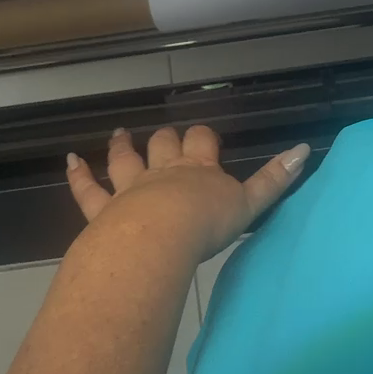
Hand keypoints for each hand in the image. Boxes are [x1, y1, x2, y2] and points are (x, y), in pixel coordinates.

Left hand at [67, 126, 309, 263]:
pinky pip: (88, 189)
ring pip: (125, 160)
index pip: (203, 141)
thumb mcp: (248, 203)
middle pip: (164, 145)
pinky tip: (69, 161)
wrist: (159, 239)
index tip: (205, 139)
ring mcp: (131, 188)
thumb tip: (304, 149)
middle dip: (166, 140)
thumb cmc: (206, 224)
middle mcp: (164, 171)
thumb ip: (275, 179)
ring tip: (120, 134)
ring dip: (122, 147)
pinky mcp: (104, 209)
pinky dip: (78, 174)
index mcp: (199, 170)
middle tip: (166, 136)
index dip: (204, 138)